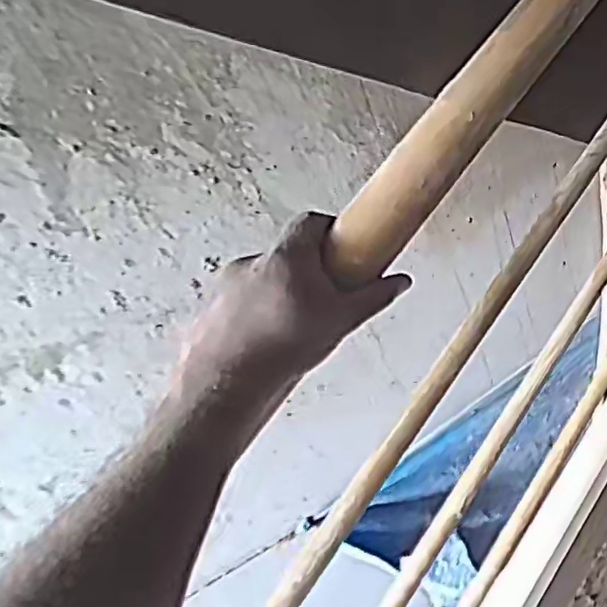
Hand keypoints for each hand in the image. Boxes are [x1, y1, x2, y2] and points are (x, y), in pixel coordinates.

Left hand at [174, 212, 411, 401]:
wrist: (226, 384)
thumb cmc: (281, 348)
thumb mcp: (344, 319)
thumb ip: (374, 296)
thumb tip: (397, 282)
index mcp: (287, 257)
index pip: (311, 222)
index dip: (331, 230)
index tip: (344, 245)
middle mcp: (253, 263)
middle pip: (289, 252)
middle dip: (309, 269)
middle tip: (327, 295)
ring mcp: (226, 285)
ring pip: (265, 278)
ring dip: (281, 292)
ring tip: (297, 325)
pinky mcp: (209, 308)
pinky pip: (240, 300)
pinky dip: (256, 312)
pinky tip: (272, 338)